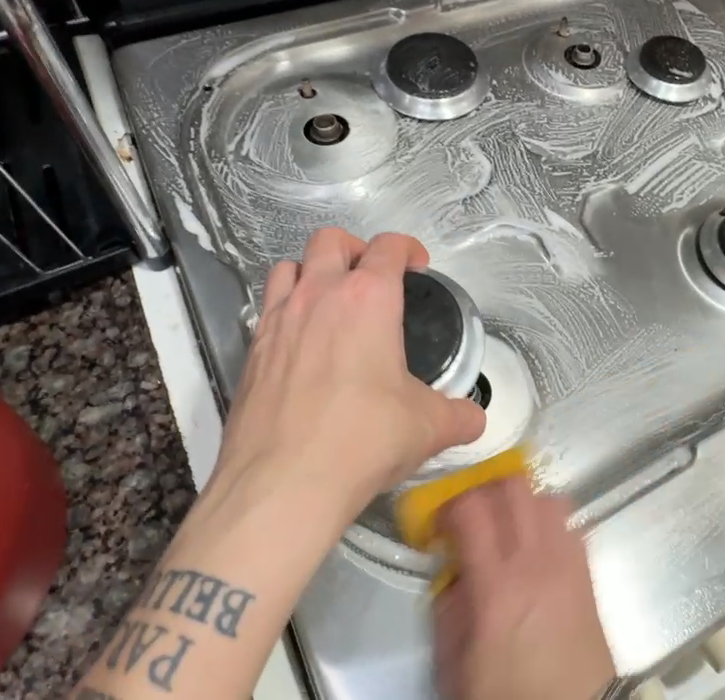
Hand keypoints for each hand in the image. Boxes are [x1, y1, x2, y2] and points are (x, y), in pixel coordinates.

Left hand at [209, 229, 487, 526]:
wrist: (282, 485)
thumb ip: (458, 415)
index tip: (417, 266)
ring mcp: (279, 319)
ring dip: (312, 271)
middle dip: (356, 249)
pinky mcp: (251, 350)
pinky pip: (267, 307)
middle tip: (371, 277)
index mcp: (369, 298)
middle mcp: (320, 294)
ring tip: (329, 300)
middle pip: (331, 240)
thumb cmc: (363, 440)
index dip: (408, 249)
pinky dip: (285, 309)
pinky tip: (301, 343)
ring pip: (289, 265)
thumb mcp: (428, 427)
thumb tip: (473, 419)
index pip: (389, 247)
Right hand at [433, 477, 614, 699]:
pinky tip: (536, 544)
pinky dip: (549, 520)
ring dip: (521, 502)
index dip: (450, 504)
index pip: (472, 510)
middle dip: (486, 491)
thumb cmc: (512, 695)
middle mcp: (536, 561)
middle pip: (513, 488)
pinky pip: (570, 521)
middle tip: (471, 515)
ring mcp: (567, 561)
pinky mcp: (587, 569)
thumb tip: (451, 573)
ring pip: (545, 497)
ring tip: (506, 526)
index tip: (439, 523)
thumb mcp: (457, 667)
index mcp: (497, 587)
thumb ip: (447, 612)